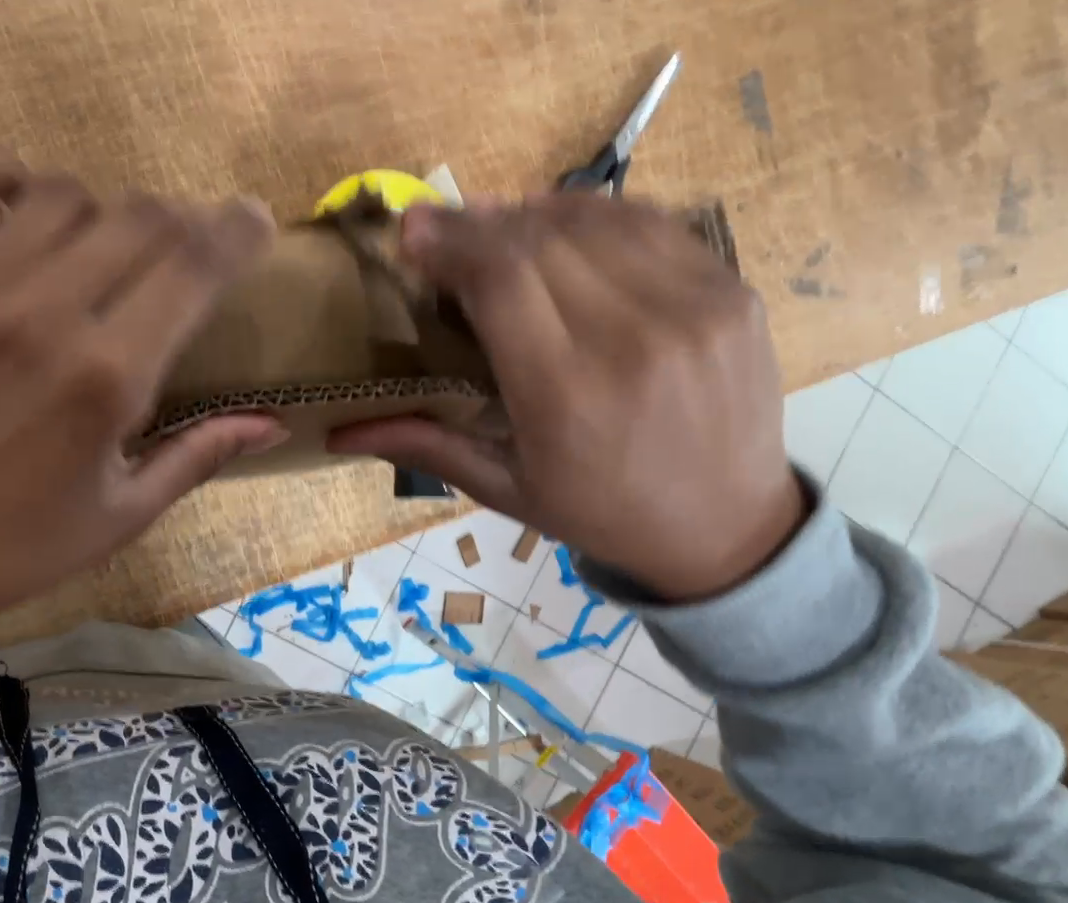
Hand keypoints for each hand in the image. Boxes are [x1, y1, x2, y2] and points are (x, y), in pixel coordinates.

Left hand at [0, 149, 283, 699]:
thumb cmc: (10, 551)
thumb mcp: (118, 518)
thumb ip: (198, 457)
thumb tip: (271, 420)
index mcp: (106, 380)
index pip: (195, 262)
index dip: (238, 231)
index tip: (250, 225)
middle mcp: (41, 314)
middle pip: (141, 215)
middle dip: (178, 227)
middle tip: (172, 260)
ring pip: (62, 192)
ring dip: (98, 216)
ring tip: (90, 260)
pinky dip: (1, 176)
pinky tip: (15, 215)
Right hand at [329, 197, 805, 601]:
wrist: (725, 525)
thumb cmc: (596, 512)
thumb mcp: (502, 488)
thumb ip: (423, 444)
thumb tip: (335, 431)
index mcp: (567, 394)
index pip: (502, 280)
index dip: (451, 242)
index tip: (411, 232)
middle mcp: (635, 338)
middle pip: (540, 239)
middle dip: (477, 223)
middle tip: (439, 227)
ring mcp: (695, 307)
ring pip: (595, 221)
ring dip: (530, 212)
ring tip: (492, 225)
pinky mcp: (732, 290)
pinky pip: (651, 224)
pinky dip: (593, 216)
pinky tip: (559, 227)